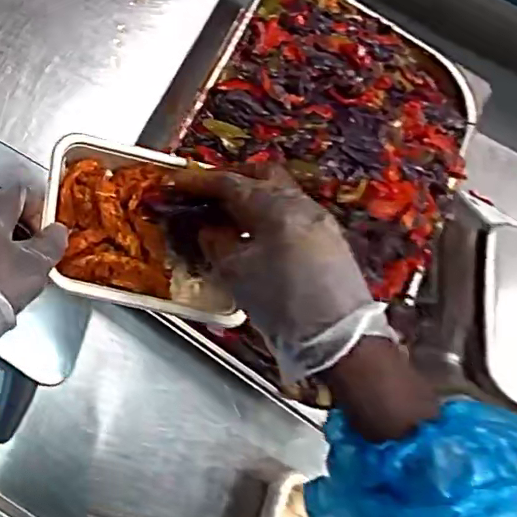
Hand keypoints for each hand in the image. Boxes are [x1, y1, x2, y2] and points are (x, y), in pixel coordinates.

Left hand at [0, 187, 68, 341]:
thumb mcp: (36, 263)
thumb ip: (52, 241)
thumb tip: (57, 231)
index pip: (24, 192)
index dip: (42, 211)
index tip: (49, 234)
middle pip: (7, 207)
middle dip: (27, 227)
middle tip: (39, 252)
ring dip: (10, 240)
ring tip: (22, 267)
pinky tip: (1, 274)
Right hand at [186, 166, 393, 381]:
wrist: (341, 342)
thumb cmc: (281, 302)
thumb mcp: (233, 270)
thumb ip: (215, 239)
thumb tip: (208, 226)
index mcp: (274, 208)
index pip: (229, 182)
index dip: (198, 181)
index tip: (175, 183)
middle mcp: (300, 205)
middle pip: (261, 174)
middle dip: (231, 177)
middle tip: (205, 191)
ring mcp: (319, 220)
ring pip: (279, 191)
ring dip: (250, 195)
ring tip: (226, 213)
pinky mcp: (328, 239)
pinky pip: (290, 210)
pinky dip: (266, 211)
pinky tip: (252, 231)